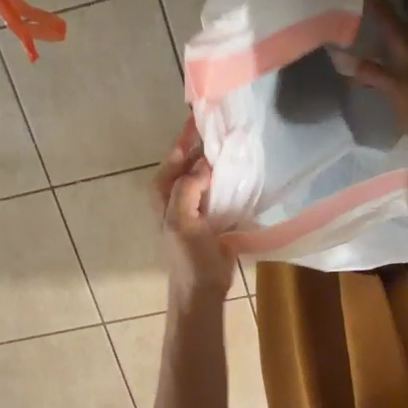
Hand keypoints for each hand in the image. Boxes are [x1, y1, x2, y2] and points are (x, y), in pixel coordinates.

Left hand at [151, 119, 234, 297]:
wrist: (203, 290)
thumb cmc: (189, 257)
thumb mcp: (181, 221)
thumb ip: (186, 189)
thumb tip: (201, 163)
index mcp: (165, 196)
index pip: (173, 159)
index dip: (183, 138)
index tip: (197, 116)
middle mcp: (177, 198)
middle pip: (188, 164)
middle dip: (200, 144)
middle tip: (220, 124)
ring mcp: (196, 208)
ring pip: (204, 176)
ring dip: (216, 159)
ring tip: (233, 140)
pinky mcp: (214, 218)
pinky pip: (219, 191)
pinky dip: (228, 178)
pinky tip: (242, 170)